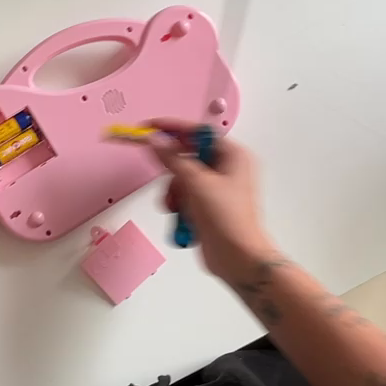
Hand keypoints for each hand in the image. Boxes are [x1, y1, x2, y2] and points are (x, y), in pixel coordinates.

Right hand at [144, 119, 281, 282]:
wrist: (237, 258)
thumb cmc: (225, 217)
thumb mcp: (196, 183)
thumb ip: (173, 158)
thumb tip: (155, 139)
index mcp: (233, 155)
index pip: (198, 132)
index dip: (172, 128)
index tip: (148, 127)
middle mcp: (227, 168)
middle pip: (187, 157)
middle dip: (173, 172)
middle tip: (165, 179)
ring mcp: (217, 188)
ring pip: (182, 178)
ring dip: (174, 192)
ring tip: (176, 207)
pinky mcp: (208, 206)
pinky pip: (184, 195)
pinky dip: (178, 204)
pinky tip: (180, 216)